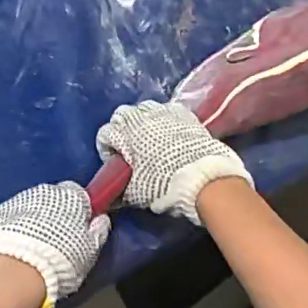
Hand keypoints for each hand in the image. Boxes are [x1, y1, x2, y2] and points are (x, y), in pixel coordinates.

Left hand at [0, 182, 111, 307]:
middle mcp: (42, 192)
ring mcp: (18, 200)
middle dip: (56, 213)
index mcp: (70, 196)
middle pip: (53, 198)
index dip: (80, 208)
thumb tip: (101, 220)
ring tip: (38, 244)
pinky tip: (20, 244)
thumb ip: (97, 230)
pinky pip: (14, 216)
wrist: (18, 269)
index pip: (78, 193)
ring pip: (32, 206)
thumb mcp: (91, 249)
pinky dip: (18, 225)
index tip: (81, 225)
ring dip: (35, 219)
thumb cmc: (61, 259)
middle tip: (60, 238)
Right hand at [95, 102, 251, 223]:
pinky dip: (165, 119)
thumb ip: (120, 190)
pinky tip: (170, 133)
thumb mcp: (135, 192)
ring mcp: (162, 112)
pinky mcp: (184, 114)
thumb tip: (112, 199)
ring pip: (144, 109)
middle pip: (121, 116)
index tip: (116, 163)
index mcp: (122, 134)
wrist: (203, 178)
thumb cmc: (162, 183)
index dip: (107, 150)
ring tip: (150, 138)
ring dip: (143, 121)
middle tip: (131, 148)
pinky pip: (167, 110)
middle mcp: (138, 117)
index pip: (104, 135)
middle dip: (122, 130)